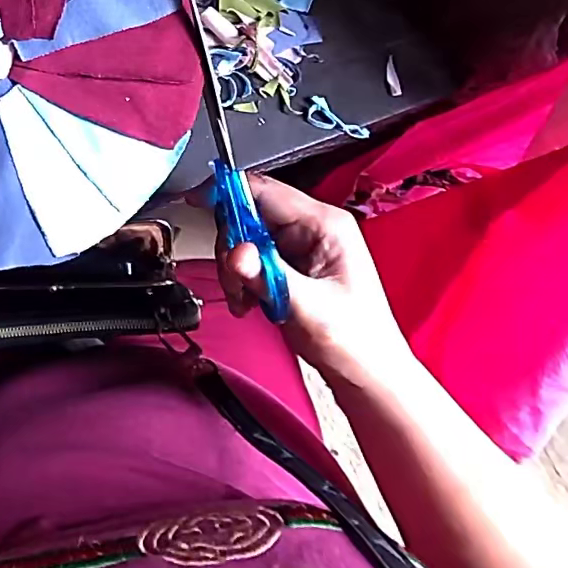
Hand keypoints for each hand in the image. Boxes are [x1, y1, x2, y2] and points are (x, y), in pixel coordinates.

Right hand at [200, 173, 412, 382]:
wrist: (368, 375)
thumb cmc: (358, 342)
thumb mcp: (310, 308)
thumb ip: (269, 277)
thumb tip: (236, 252)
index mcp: (325, 224)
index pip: (265, 191)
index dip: (229, 193)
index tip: (199, 199)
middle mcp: (312, 227)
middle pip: (250, 213)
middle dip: (233, 245)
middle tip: (234, 279)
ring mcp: (300, 244)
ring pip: (246, 236)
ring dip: (235, 267)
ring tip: (245, 298)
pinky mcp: (289, 263)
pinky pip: (251, 257)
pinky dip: (241, 278)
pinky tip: (249, 301)